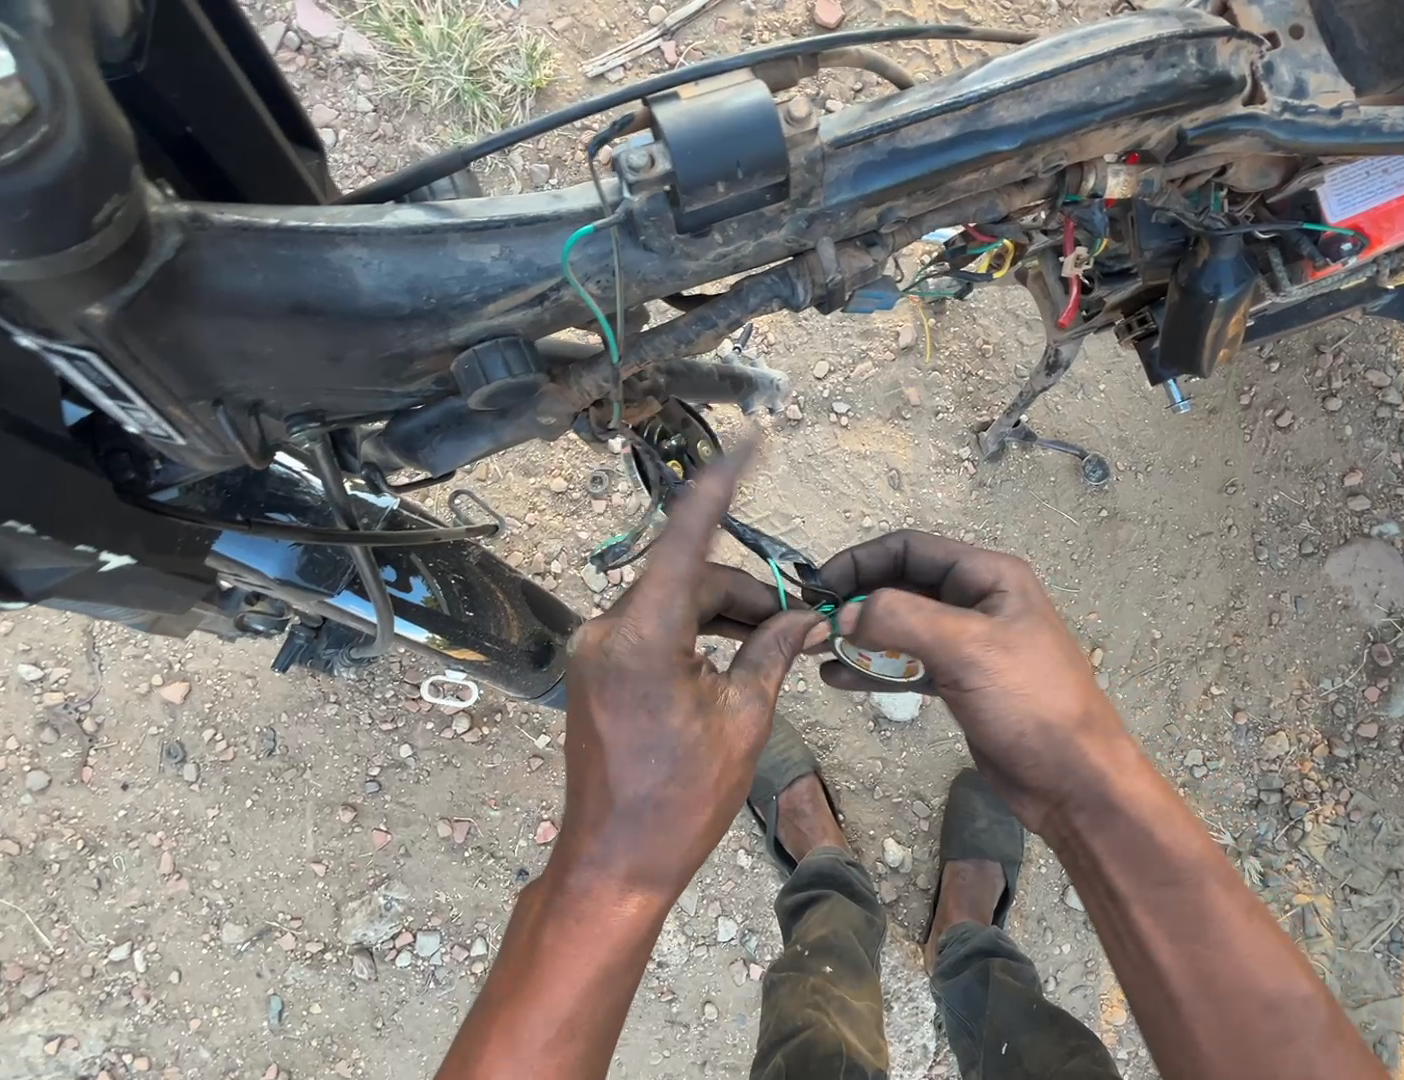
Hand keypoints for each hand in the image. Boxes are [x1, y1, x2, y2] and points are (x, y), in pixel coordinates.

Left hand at [554, 438, 819, 900]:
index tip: (751, 442)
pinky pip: (656, 626)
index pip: (688, 536)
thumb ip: (772, 651)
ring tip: (769, 646)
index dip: (721, 484)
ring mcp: (597, 645)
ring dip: (723, 615)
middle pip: (691, 578)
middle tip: (794, 625)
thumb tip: (806, 615)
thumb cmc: (683, 799)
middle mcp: (609, 626)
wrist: (614, 861)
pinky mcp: (598, 663)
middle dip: (746, 595)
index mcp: (643, 635)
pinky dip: (695, 632)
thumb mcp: (744, 720)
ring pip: (675, 602)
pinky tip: (729, 657)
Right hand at [813, 530, 1126, 830]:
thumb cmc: (1028, 702)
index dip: (860, 561)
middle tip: (811, 623)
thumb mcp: (966, 649)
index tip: (818, 587)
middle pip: (900, 585)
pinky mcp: (957, 680)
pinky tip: (839, 678)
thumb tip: (843, 613)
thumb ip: (900, 620)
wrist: (1073, 780)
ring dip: (858, 636)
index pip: (909, 548)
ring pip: (899, 626)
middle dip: (855, 601)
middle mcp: (975, 600)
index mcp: (987, 575)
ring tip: (815, 651)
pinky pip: (906, 663)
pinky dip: (873, 668)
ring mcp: (965, 642)